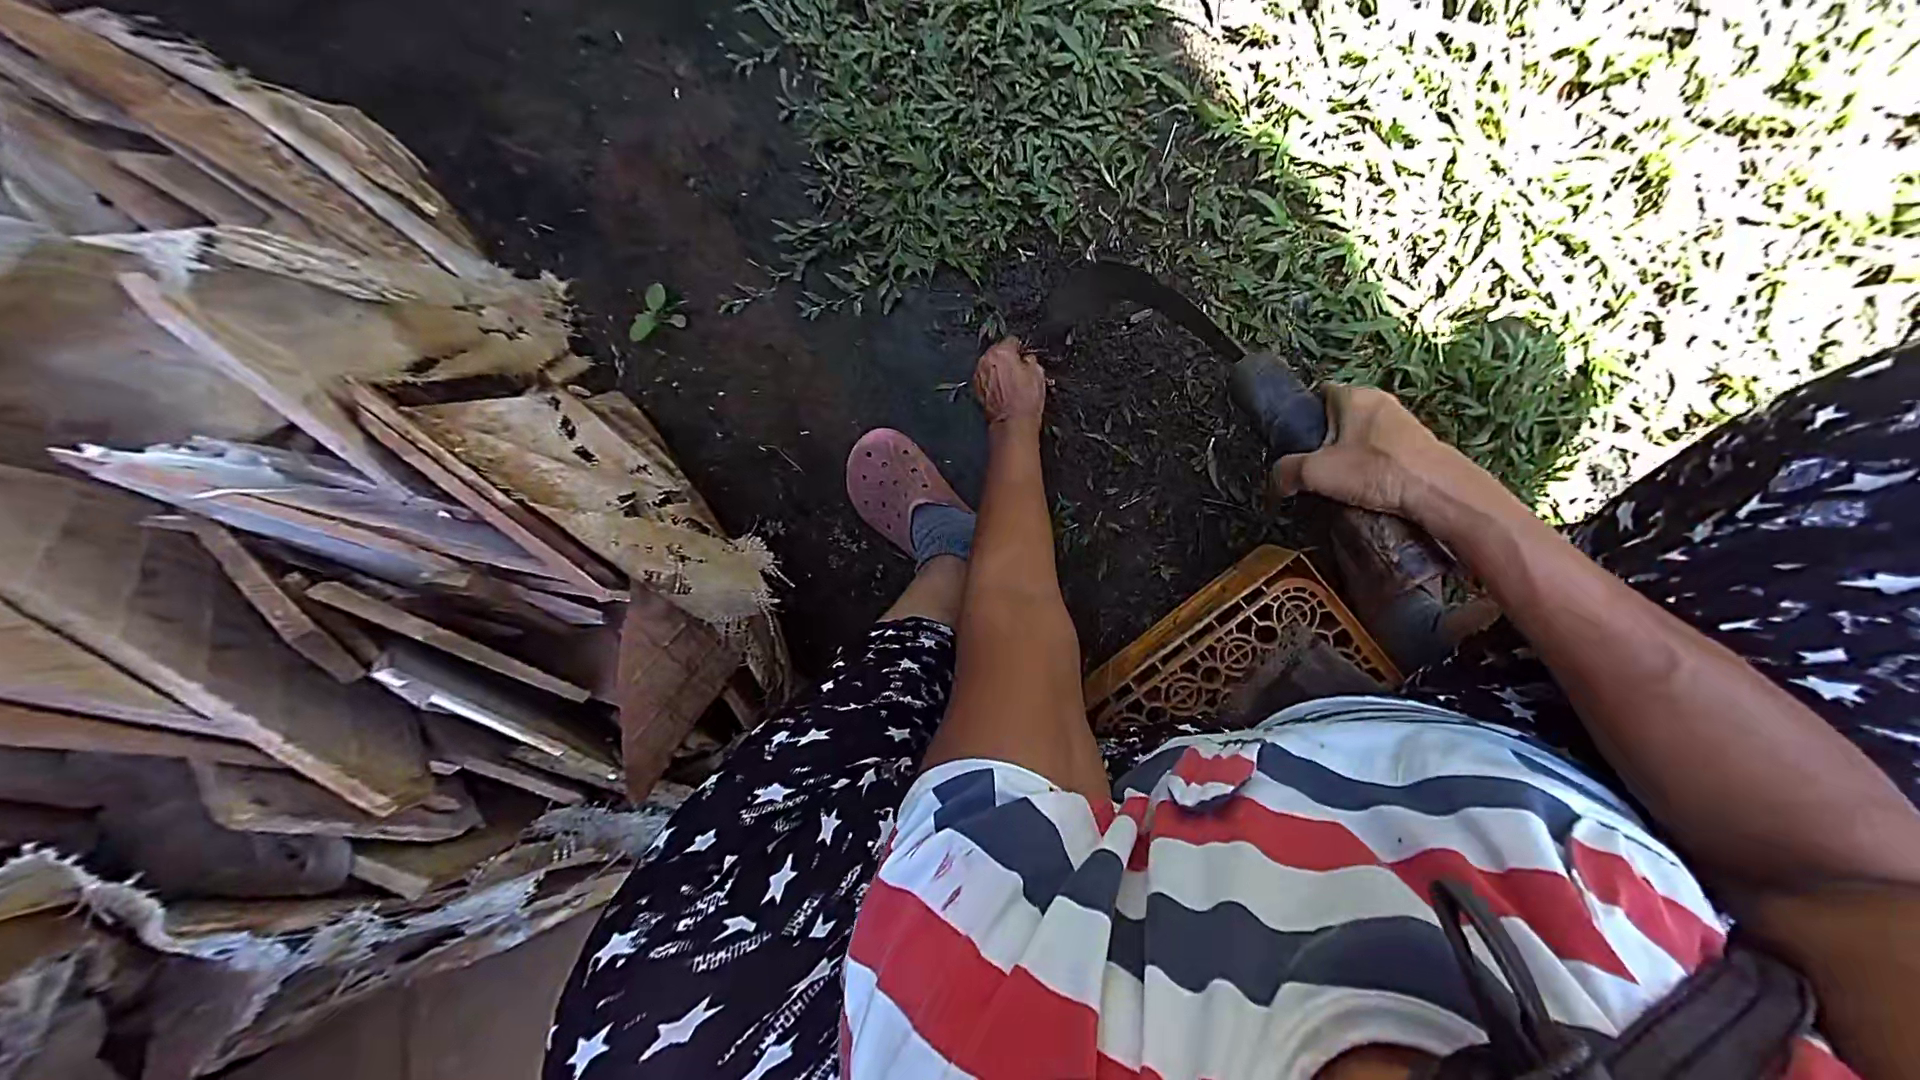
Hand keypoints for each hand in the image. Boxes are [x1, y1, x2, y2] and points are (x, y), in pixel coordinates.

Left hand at [973, 337, 1046, 432]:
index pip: (1011, 340)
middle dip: (1007, 359)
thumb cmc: (1025, 400)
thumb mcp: (1038, 373)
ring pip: (990, 365)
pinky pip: (986, 379)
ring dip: (998, 370)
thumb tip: (1027, 359)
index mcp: (1001, 352)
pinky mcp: (977, 389)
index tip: (1023, 354)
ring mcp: (980, 375)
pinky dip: (992, 381)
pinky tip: (1003, 390)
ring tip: (1011, 382)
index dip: (1020, 348)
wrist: (1013, 422)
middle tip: (1018, 370)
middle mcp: (986, 361)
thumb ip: (1030, 360)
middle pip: (997, 352)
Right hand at [1274, 384, 1493, 523]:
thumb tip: (1276, 482)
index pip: (1317, 394)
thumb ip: (1285, 472)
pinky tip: (1363, 489)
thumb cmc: (1376, 470)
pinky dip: (1368, 468)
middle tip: (1310, 468)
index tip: (1292, 442)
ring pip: (1358, 436)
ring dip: (1346, 457)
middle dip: (1322, 441)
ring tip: (1336, 483)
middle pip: (1337, 417)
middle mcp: (1380, 401)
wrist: (1439, 492)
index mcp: (1354, 395)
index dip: (1300, 415)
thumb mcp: (1314, 472)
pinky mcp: (1416, 445)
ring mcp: (1402, 422)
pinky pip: (1380, 451)